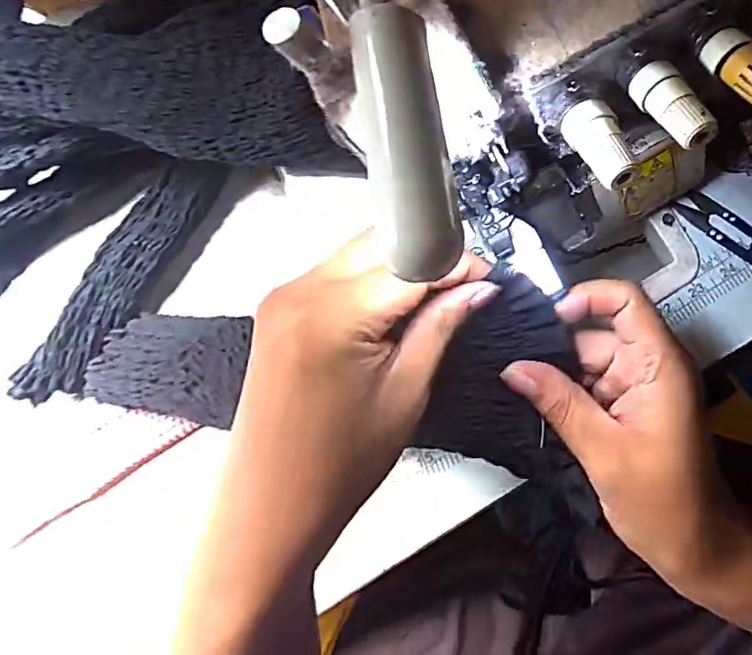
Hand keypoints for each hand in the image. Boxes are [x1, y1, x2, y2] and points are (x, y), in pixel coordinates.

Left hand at [227, 230, 499, 568]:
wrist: (267, 511)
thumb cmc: (330, 470)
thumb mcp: (406, 393)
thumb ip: (442, 325)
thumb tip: (476, 289)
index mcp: (333, 315)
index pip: (413, 258)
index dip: (457, 264)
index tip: (483, 279)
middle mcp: (300, 294)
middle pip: (385, 241)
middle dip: (430, 257)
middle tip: (462, 289)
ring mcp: (284, 298)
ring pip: (362, 249)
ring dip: (401, 265)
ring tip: (426, 306)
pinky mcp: (278, 307)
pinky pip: (338, 270)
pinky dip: (371, 278)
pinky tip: (389, 311)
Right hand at [498, 280, 749, 593]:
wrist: (698, 547)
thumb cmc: (664, 504)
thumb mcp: (604, 452)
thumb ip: (559, 403)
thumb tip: (515, 368)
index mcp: (659, 363)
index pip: (627, 300)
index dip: (588, 297)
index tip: (549, 318)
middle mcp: (652, 363)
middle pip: (600, 332)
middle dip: (559, 348)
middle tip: (518, 366)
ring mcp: (642, 383)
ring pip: (592, 359)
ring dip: (562, 374)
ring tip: (524, 388)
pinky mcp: (633, 402)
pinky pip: (596, 382)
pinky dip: (571, 392)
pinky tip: (543, 404)